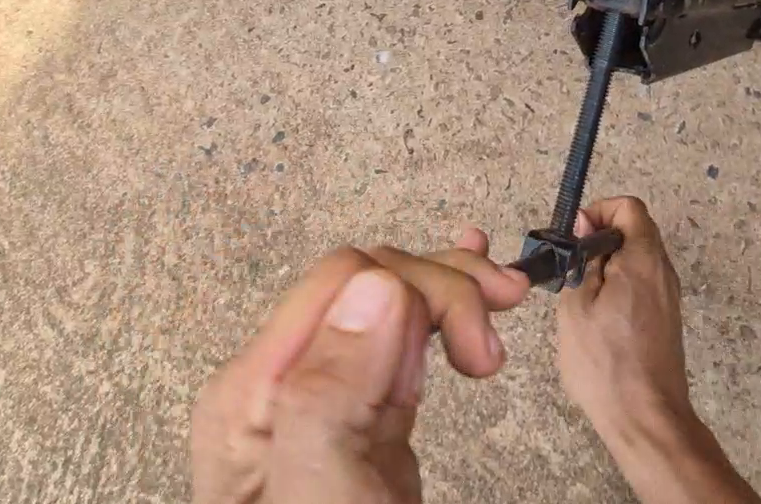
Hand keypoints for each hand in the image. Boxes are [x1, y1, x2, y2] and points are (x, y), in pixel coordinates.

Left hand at [191, 229, 530, 503]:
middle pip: (374, 279)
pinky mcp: (368, 411)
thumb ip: (333, 395)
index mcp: (258, 388)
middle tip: (497, 338)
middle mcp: (288, 378)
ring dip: (455, 293)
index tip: (478, 340)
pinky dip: (444, 307)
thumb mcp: (325, 499)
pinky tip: (470, 293)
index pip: (347, 278)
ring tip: (503, 312)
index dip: (423, 288)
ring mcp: (329, 393)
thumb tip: (379, 284)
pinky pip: (403, 335)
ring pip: (394, 298)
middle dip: (447, 289)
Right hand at [557, 198, 760, 503]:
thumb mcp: (577, 305)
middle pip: (635, 230)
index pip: (629, 207)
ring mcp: (669, 294)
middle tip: (573, 267)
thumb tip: (586, 225)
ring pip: (638, 258)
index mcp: (644, 257)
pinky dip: (620, 285)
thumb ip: (582, 258)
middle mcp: (663, 269)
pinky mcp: (667, 316)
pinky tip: (599, 317)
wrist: (646, 417)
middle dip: (601, 239)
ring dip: (609, 264)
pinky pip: (643, 281)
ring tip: (582, 296)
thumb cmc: (606, 362)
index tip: (576, 236)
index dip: (600, 211)